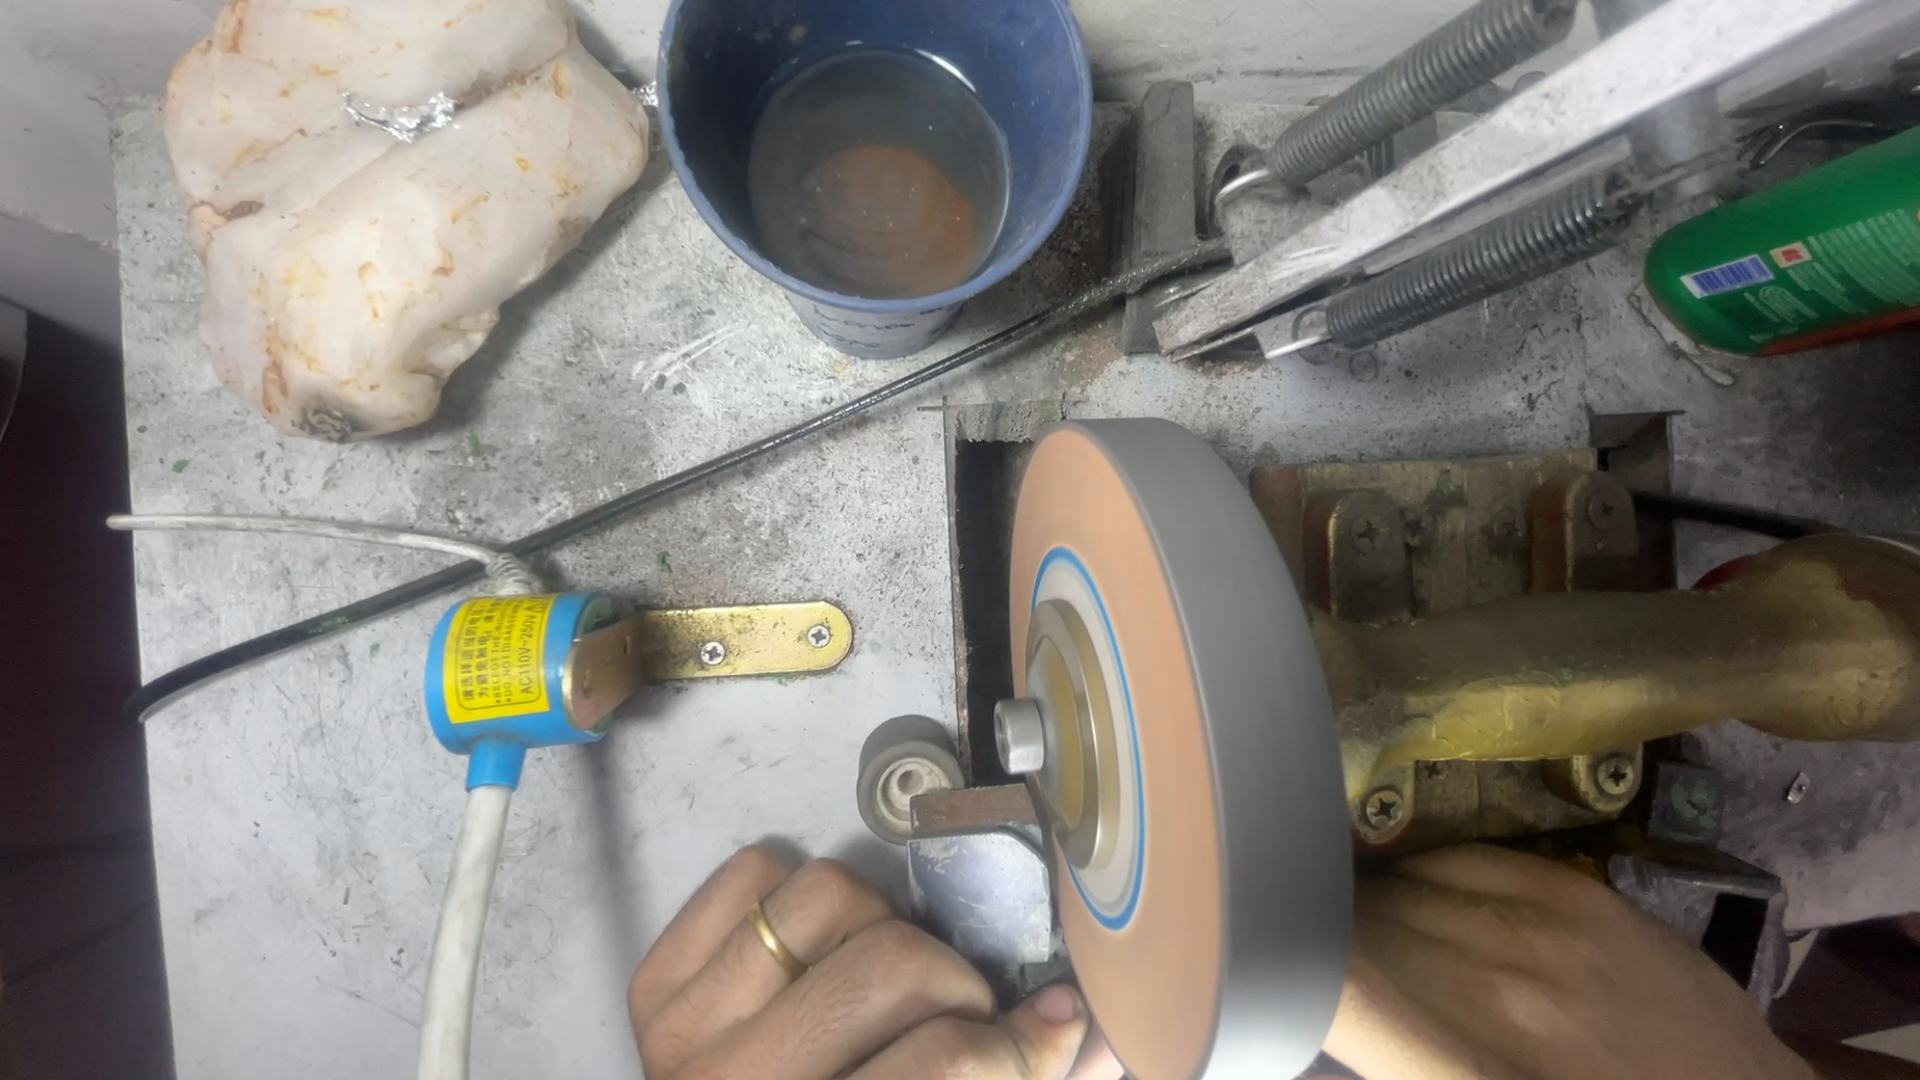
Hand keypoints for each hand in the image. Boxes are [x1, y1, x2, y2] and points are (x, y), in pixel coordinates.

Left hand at [630, 846, 1117, 1079]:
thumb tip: (1073, 1019)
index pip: (938, 1066)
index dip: (1011, 1046)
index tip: (1051, 1023)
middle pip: (887, 963)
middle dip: (948, 978)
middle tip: (958, 1002)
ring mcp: (684, 1027)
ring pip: (824, 892)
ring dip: (876, 917)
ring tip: (878, 966)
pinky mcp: (656, 980)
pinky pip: (751, 873)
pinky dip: (791, 886)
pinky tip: (807, 941)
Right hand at [1324, 844, 1818, 1079]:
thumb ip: (1410, 1042)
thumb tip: (1334, 982)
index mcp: (1477, 1063)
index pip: (1355, 983)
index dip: (1315, 958)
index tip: (1295, 951)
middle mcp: (1502, 994)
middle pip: (1372, 925)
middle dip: (1349, 929)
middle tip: (1346, 941)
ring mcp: (1541, 932)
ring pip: (1406, 885)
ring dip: (1383, 899)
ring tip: (1387, 916)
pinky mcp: (1571, 889)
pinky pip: (1454, 858)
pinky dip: (1427, 873)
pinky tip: (1430, 892)